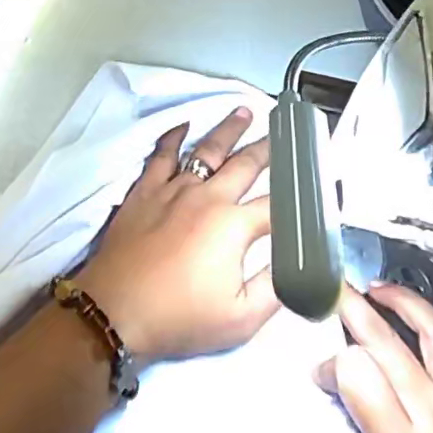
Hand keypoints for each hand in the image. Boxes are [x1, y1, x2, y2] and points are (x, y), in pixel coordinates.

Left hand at [74, 107, 278, 360]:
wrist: (112, 315)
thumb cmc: (178, 319)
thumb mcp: (240, 320)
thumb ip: (275, 288)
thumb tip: (299, 265)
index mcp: (234, 224)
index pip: (277, 204)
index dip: (301, 195)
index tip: (320, 185)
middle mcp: (208, 196)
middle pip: (246, 163)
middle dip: (269, 147)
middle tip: (283, 131)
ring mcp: (174, 189)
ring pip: (208, 150)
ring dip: (229, 130)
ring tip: (244, 112)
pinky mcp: (145, 191)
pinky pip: (162, 155)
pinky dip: (173, 138)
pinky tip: (183, 126)